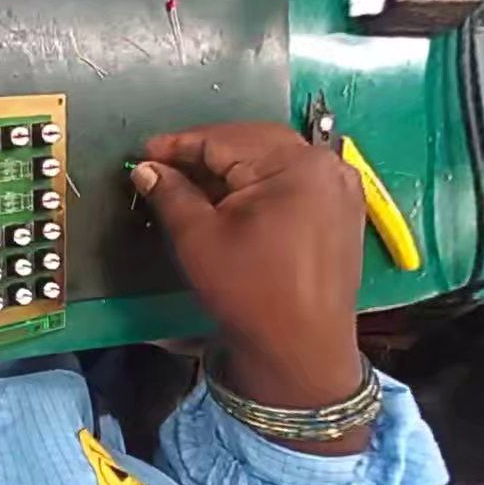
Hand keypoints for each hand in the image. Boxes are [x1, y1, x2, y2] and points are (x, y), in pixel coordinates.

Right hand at [131, 123, 368, 444]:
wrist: (298, 345)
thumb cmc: (246, 287)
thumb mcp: (198, 237)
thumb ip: (171, 194)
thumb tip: (146, 169)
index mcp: (293, 165)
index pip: (225, 138)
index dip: (179, 144)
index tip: (144, 153)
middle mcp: (324, 164)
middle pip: (252, 143)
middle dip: (205, 152)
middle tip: (163, 166)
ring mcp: (338, 187)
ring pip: (271, 160)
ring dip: (228, 167)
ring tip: (189, 183)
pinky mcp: (338, 210)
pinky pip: (290, 180)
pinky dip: (254, 183)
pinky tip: (228, 199)